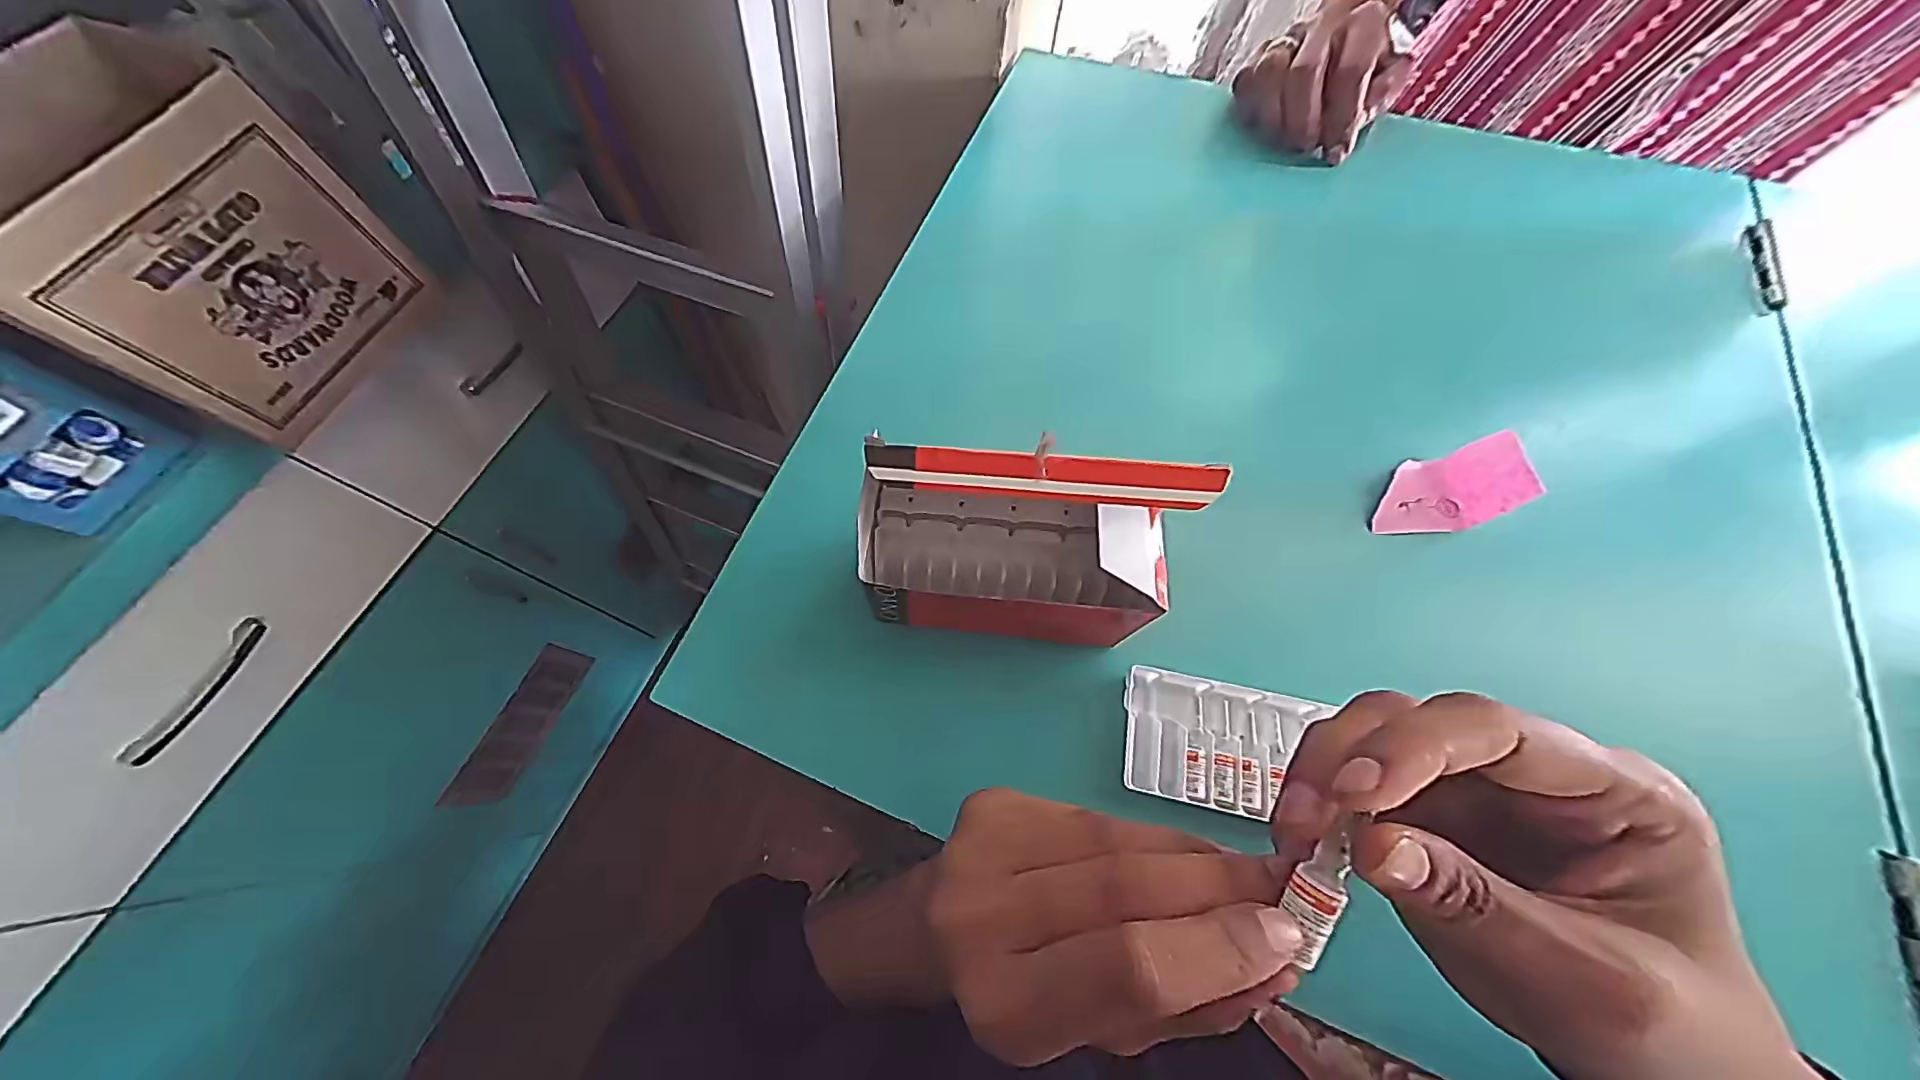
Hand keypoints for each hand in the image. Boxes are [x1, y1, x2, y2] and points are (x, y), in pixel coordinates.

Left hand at [810, 790, 1302, 1064]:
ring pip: (1115, 839)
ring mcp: (982, 846)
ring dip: (1191, 853)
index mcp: (1008, 1005)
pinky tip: (1175, 850)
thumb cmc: (1020, 991)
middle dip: (1219, 886)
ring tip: (1238, 869)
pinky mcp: (992, 803)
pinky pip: (1094, 815)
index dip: (1218, 946)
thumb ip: (1184, 1003)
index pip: (1130, 965)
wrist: (930, 930)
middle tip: (1283, 888)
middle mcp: (984, 916)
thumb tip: (1274, 959)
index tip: (1288, 936)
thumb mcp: (1098, 1031)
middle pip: (1124, 887)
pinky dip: (1148, 834)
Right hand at [1231, 0, 1412, 162]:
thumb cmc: (1365, 66)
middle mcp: (1322, 26)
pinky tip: (1263, 129)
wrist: (1342, 41)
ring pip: (1268, 74)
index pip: (1350, 70)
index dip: (1342, 117)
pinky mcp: (1257, 60)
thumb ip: (1381, 93)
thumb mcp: (1389, 75)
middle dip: (1303, 121)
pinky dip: (1250, 111)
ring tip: (1283, 142)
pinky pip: (1245, 83)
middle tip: (1306, 148)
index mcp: (1363, 24)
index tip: (1335, 152)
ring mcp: (1286, 41)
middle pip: (1303, 72)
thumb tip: (1358, 118)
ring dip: (1273, 119)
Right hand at [1269, 691, 1817, 1079]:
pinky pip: (1352, 778)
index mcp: (1613, 788)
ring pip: (1369, 735)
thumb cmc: (1661, 1024)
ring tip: (1296, 828)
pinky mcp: (1423, 810)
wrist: (1652, 1065)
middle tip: (1306, 814)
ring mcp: (1471, 786)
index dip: (1413, 747)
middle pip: (1415, 718)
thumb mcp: (1587, 982)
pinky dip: (1317, 798)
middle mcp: (1529, 769)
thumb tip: (1373, 847)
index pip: (1494, 731)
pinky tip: (1304, 833)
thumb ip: (1477, 907)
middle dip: (1349, 756)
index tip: (1355, 794)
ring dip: (1320, 771)